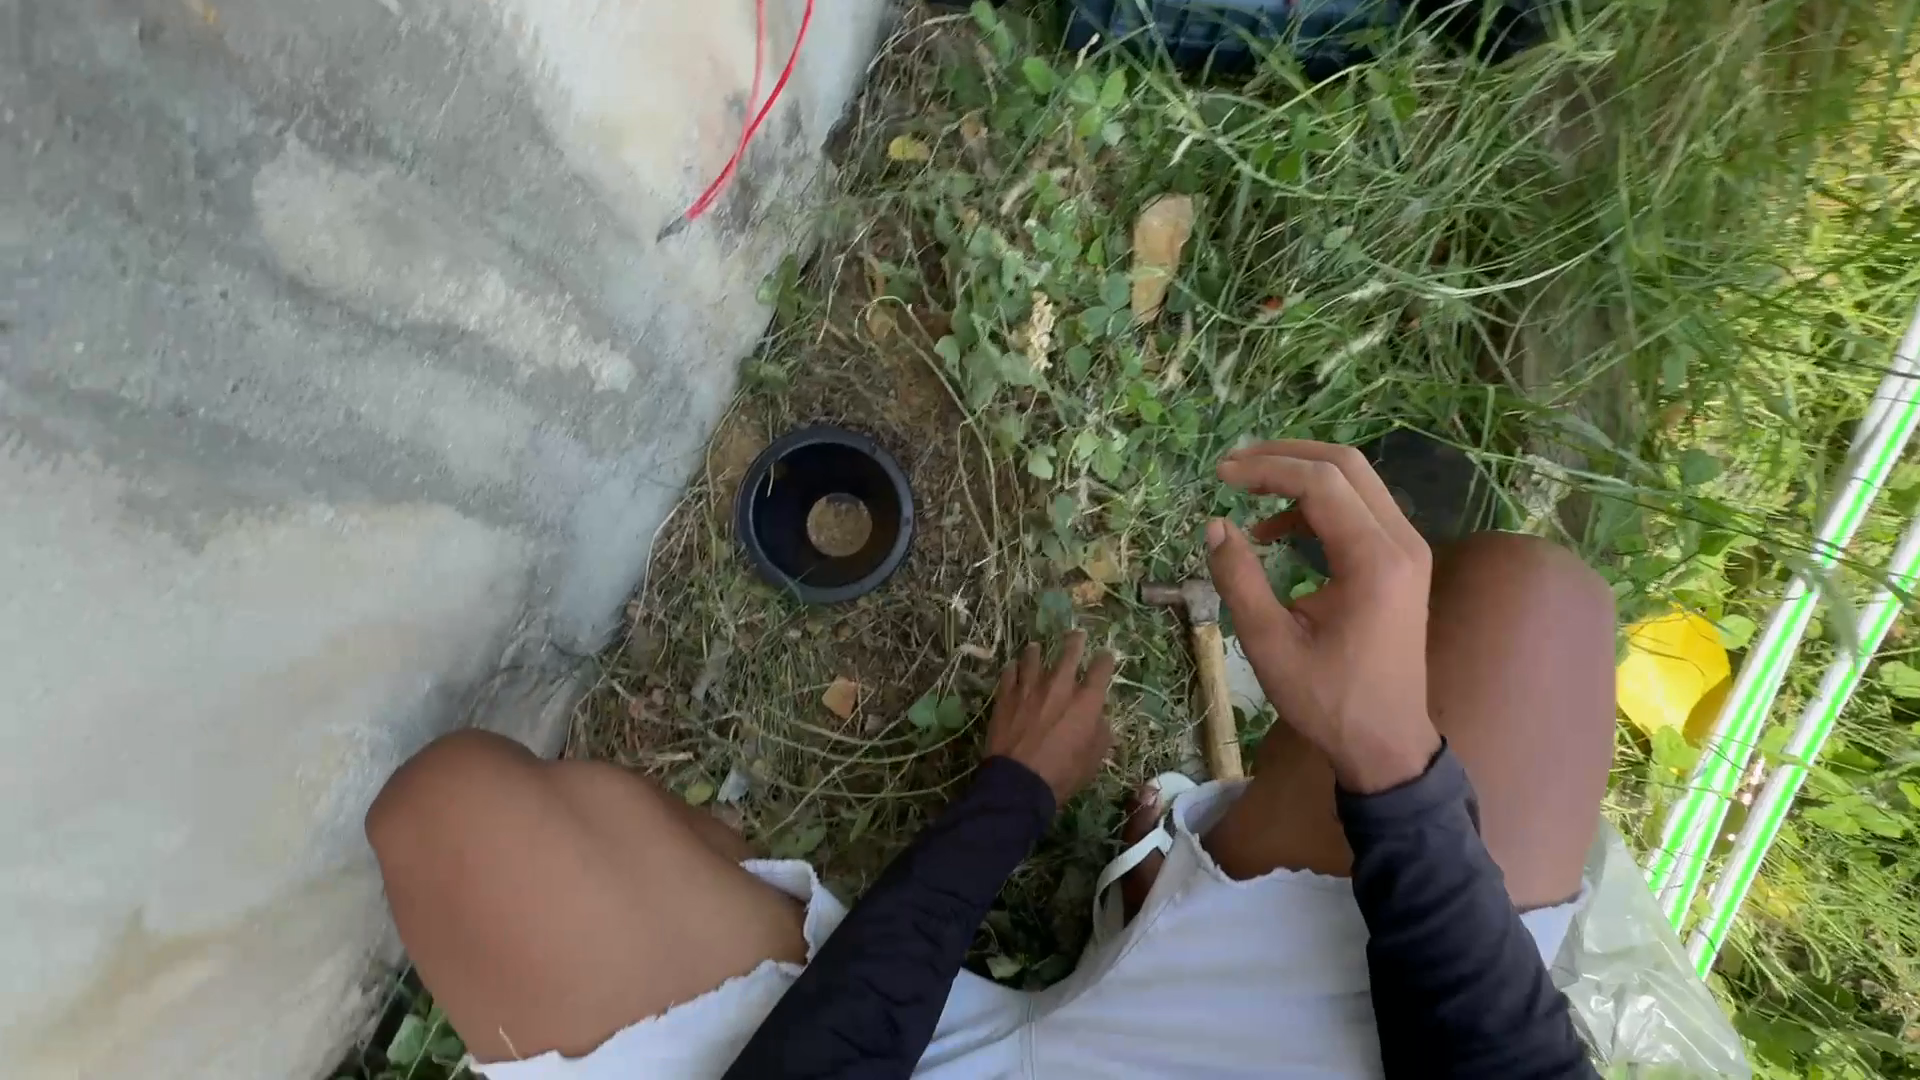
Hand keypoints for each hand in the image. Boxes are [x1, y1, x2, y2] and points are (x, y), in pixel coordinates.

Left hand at [986, 631, 1115, 807]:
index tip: (1106, 655)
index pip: (1101, 670)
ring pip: (1033, 658)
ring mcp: (1029, 688)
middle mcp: (1059, 687)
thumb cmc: (1063, 774)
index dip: (1105, 659)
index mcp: (1086, 701)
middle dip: (1075, 641)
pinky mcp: (1006, 696)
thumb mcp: (1093, 759)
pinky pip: (1009, 674)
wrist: (1019, 782)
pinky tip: (1012, 666)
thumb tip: (1099, 719)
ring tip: (1037, 646)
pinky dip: (1013, 669)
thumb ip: (1100, 733)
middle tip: (1076, 634)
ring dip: (1037, 651)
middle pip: (1068, 653)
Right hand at [1206, 441, 1441, 792]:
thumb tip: (1215, 525)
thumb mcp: (1269, 642)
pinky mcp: (1400, 562)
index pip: (1321, 483)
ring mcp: (1407, 550)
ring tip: (1246, 487)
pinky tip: (1274, 531)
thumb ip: (1240, 578)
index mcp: (1374, 561)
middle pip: (1346, 465)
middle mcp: (1401, 543)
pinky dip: (1313, 505)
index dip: (1266, 469)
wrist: (1385, 741)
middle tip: (1232, 466)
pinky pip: (1357, 509)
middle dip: (1284, 456)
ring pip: (1355, 481)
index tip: (1220, 475)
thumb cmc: (1326, 698)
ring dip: (1299, 476)